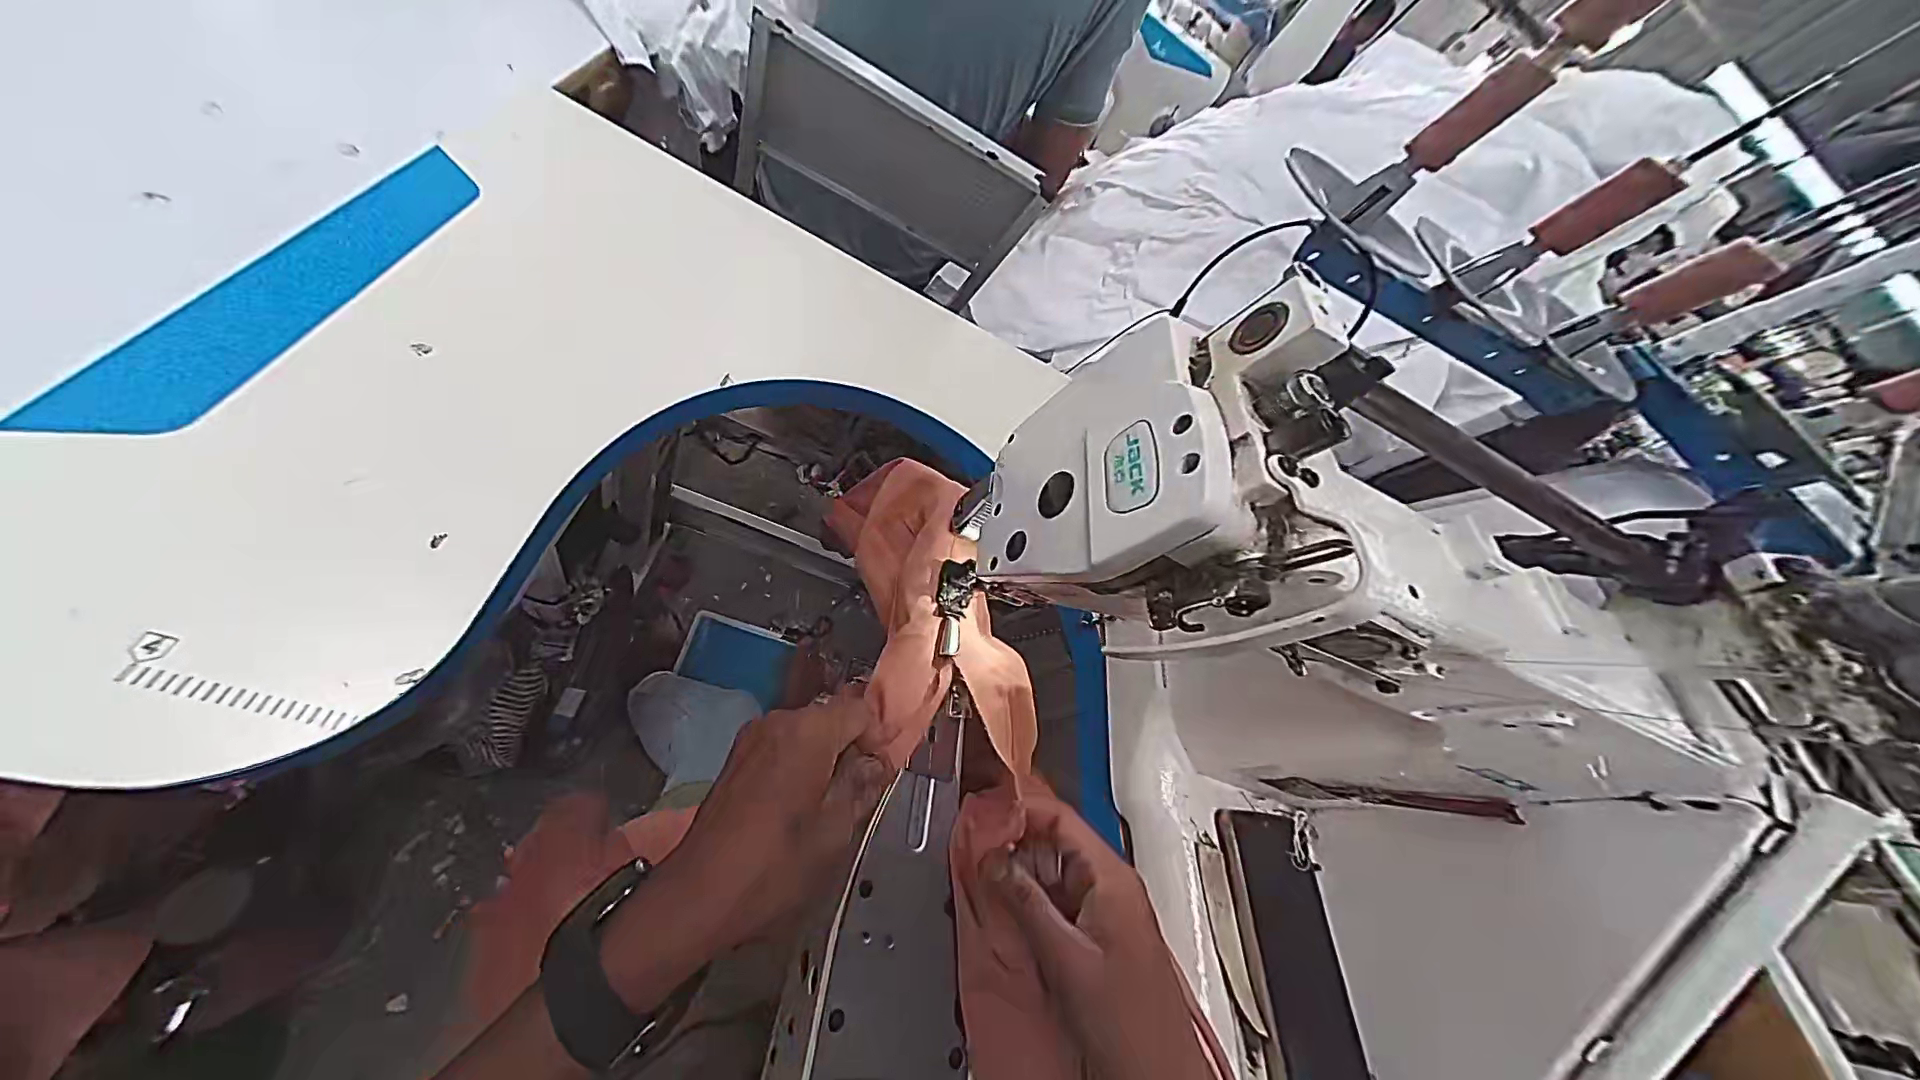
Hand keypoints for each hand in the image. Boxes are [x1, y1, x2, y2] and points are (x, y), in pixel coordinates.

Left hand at [652, 684, 892, 949]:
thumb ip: (862, 784)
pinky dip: (798, 763)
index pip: (861, 710)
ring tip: (829, 801)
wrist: (699, 895)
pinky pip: (782, 746)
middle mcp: (779, 721)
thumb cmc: (776, 863)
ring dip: (825, 755)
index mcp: (809, 730)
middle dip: (851, 746)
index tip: (882, 771)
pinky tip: (797, 803)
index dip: (878, 737)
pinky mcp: (736, 757)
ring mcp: (752, 737)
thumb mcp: (836, 829)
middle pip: (831, 717)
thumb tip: (875, 762)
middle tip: (862, 789)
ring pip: (806, 732)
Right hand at [980, 793, 1215, 1079]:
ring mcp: (1102, 907)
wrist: (1157, 1075)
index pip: (1061, 818)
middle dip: (1014, 841)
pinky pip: (1055, 897)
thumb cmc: (1132, 1024)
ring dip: (1018, 871)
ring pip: (1052, 870)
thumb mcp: (1067, 954)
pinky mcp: (1094, 931)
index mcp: (1111, 877)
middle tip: (977, 848)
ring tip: (985, 876)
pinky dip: (1028, 897)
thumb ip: (1027, 902)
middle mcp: (1109, 885)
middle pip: (1054, 840)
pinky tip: (1006, 908)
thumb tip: (994, 861)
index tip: (986, 815)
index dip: (1021, 810)